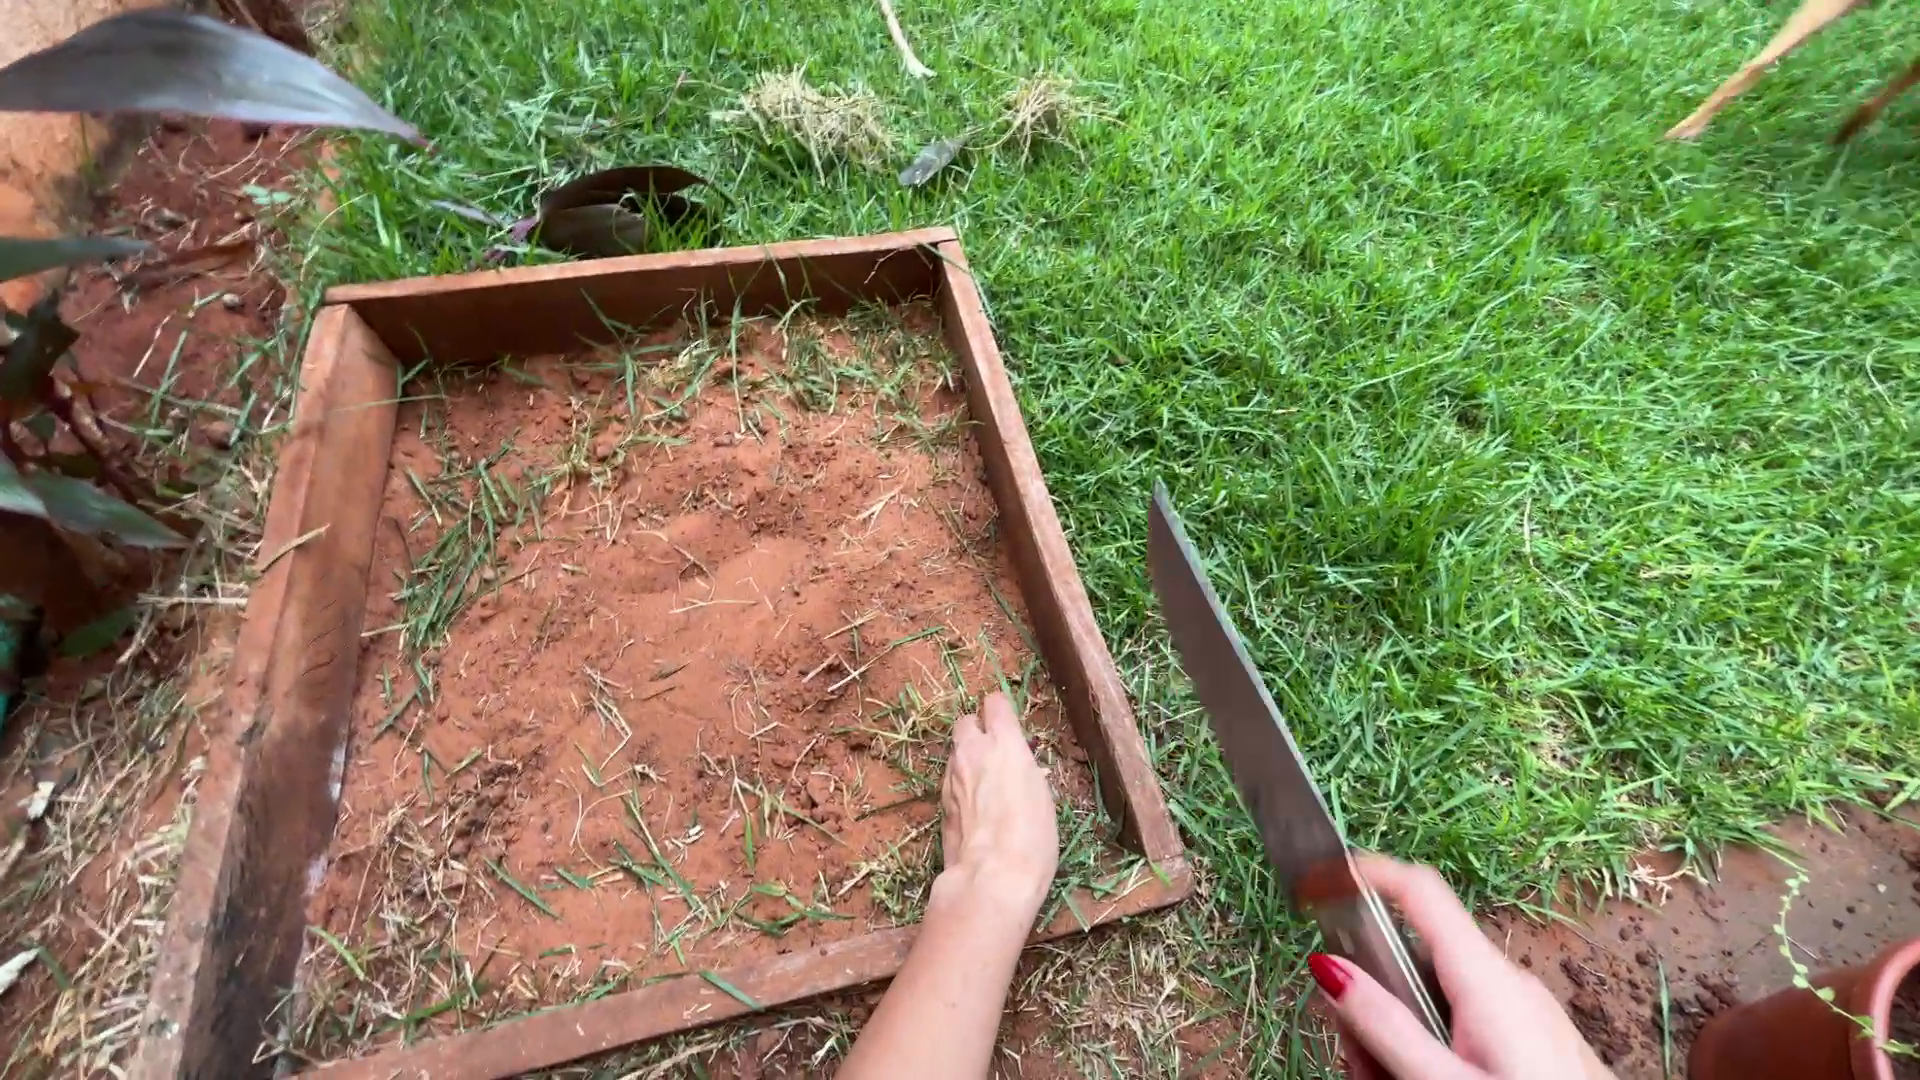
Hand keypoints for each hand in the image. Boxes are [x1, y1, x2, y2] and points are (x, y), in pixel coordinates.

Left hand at [934, 692, 1058, 912]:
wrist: (992, 876)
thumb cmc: (1032, 837)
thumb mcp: (1042, 796)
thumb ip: (1025, 770)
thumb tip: (1020, 767)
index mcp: (1004, 743)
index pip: (995, 703)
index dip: (1001, 710)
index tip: (1009, 722)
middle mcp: (973, 751)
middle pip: (966, 721)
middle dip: (977, 729)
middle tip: (994, 750)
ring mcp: (952, 775)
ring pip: (956, 751)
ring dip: (968, 758)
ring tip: (986, 784)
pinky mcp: (941, 801)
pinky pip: (950, 779)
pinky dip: (961, 784)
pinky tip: (975, 807)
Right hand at [1311, 855, 1615, 1079]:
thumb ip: (1386, 1027)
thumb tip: (1325, 964)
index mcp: (1487, 977)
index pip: (1417, 887)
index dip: (1363, 870)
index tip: (1315, 879)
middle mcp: (1507, 981)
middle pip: (1411, 953)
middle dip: (1368, 992)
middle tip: (1352, 1052)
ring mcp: (1524, 1011)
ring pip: (1432, 992)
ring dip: (1393, 1027)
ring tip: (1381, 1077)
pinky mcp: (1535, 1041)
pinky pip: (1462, 1019)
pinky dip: (1428, 1042)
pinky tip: (1418, 1078)